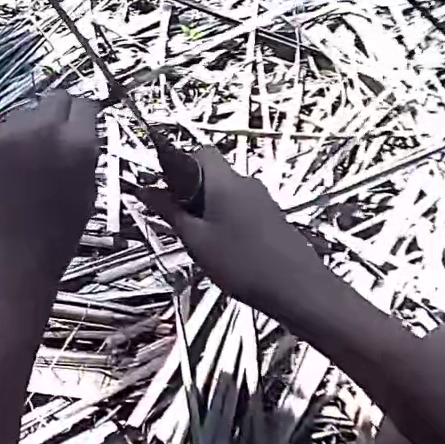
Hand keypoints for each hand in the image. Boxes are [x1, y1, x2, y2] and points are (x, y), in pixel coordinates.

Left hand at [0, 91, 99, 280]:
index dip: (81, 115)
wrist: (11, 255)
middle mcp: (44, 128)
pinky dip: (0, 142)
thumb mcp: (87, 190)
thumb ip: (83, 154)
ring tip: (23, 163)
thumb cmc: (57, 233)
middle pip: (54, 98)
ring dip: (26, 130)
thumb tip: (75, 132)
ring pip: (22, 114)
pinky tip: (1, 168)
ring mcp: (8, 133)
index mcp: (78, 142)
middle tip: (51, 138)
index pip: (84, 104)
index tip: (76, 124)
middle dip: (56, 114)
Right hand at [141, 147, 328, 320]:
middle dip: (191, 193)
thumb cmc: (243, 264)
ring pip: (225, 192)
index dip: (179, 168)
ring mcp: (262, 200)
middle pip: (211, 173)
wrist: (299, 290)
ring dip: (208, 209)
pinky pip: (241, 207)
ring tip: (202, 241)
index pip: (198, 153)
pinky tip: (225, 249)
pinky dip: (227, 220)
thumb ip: (169, 211)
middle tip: (181, 222)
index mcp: (224, 182)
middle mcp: (245, 183)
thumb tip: (145, 191)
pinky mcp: (272, 217)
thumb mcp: (196, 240)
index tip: (167, 193)